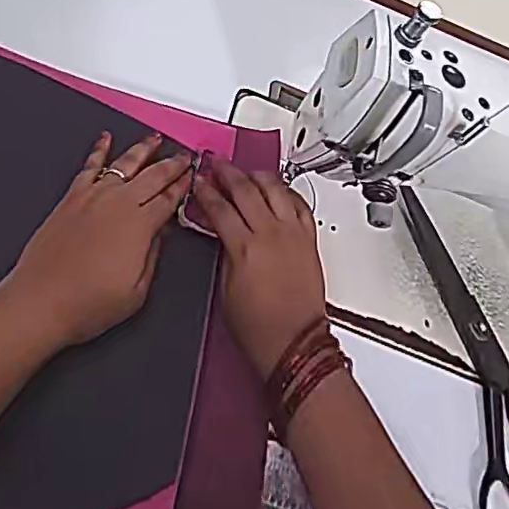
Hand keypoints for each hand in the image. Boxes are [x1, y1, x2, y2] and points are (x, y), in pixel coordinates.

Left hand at [2, 133, 193, 347]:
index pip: (169, 198)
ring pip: (126, 163)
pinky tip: (105, 139)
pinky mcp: (72, 197)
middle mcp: (119, 203)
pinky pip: (90, 165)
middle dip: (172, 164)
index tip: (191, 176)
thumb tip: (159, 234)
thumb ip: (152, 255)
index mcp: (140, 224)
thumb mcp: (136, 292)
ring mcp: (94, 196)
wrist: (40, 301)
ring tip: (154, 139)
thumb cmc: (85, 302)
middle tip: (183, 156)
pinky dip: (99, 149)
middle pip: (154, 175)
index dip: (183, 185)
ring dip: (143, 148)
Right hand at [191, 158, 327, 377]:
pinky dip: (287, 192)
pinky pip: (299, 204)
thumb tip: (221, 230)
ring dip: (257, 176)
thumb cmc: (260, 328)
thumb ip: (225, 252)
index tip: (199, 182)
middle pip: (246, 189)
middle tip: (217, 164)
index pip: (220, 207)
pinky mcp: (309, 239)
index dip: (206, 192)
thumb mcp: (226, 290)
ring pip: (275, 189)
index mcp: (246, 248)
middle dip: (227, 173)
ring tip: (246, 172)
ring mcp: (293, 234)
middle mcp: (271, 234)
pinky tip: (278, 190)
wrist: (294, 344)